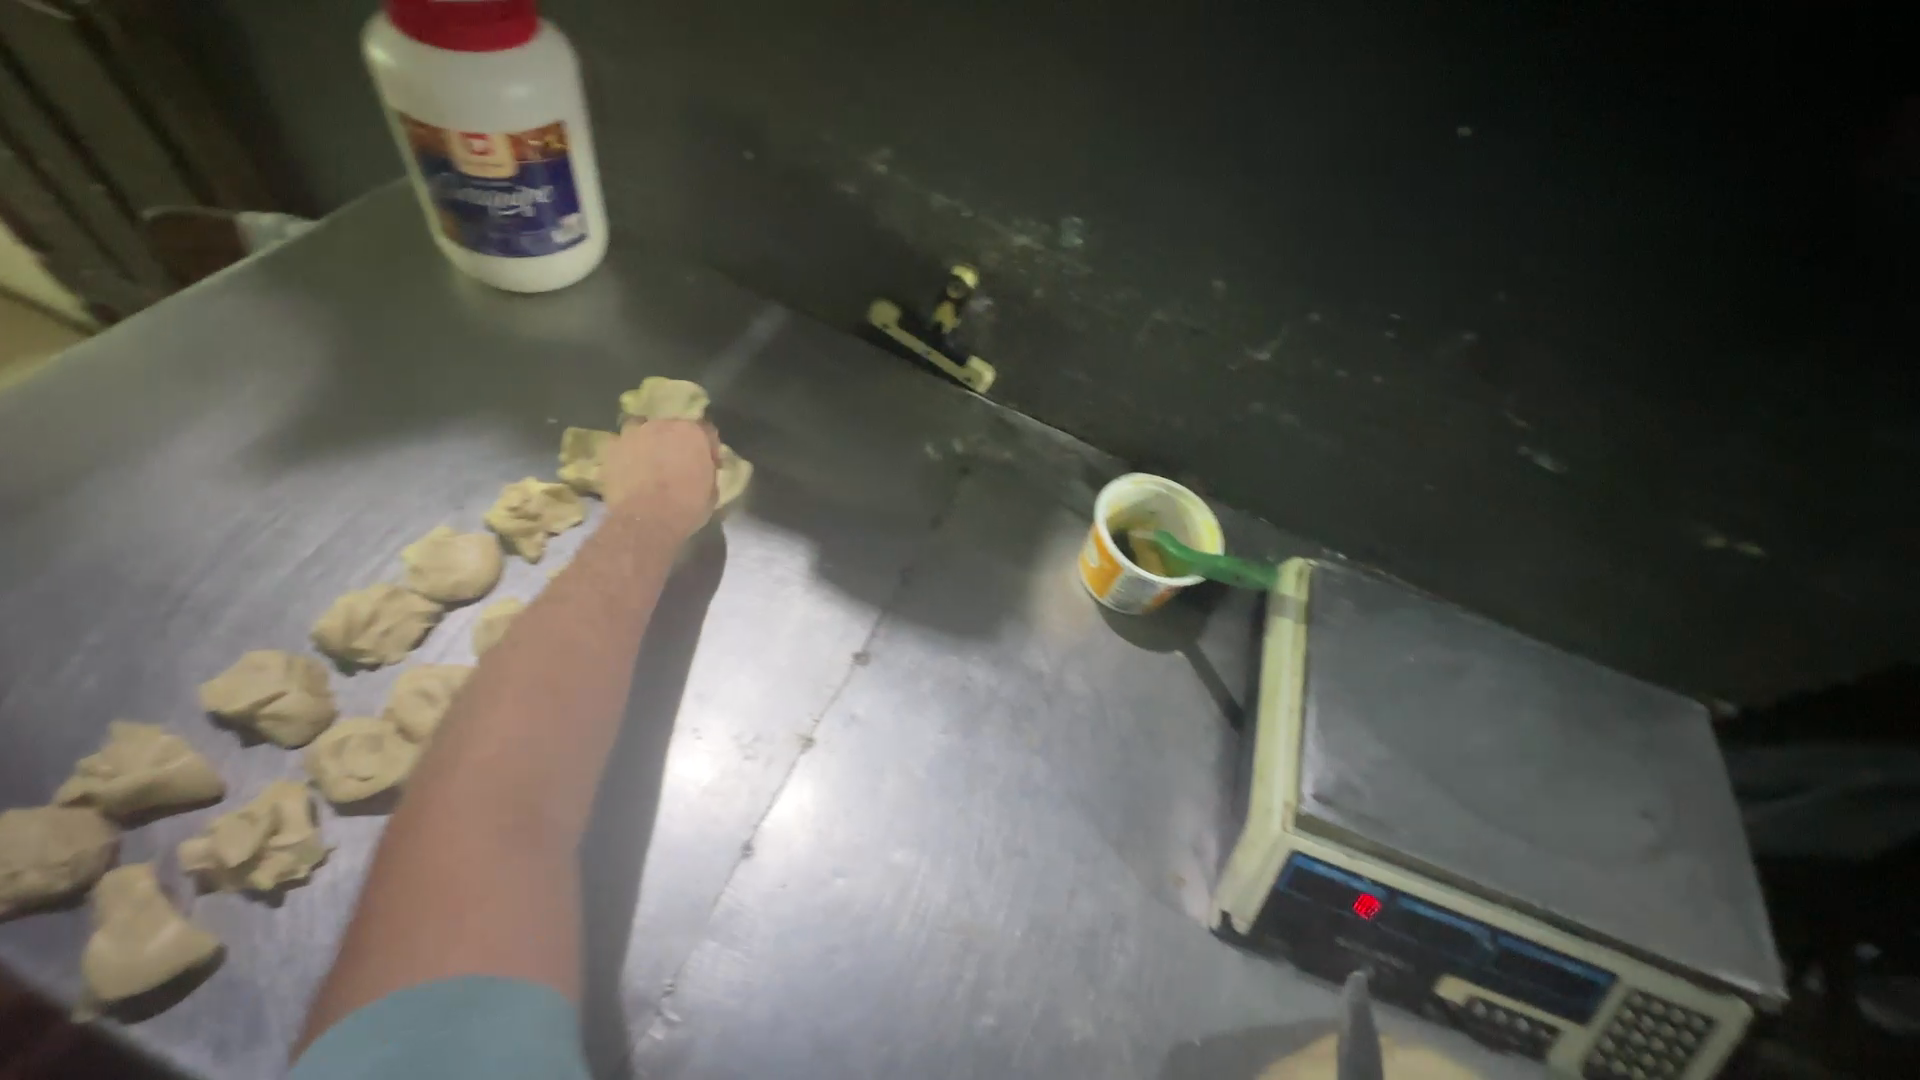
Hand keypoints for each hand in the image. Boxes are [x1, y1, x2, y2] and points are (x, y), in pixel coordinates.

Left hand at [601, 418, 720, 538]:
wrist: (648, 520)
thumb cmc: (687, 506)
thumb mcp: (711, 490)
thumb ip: (706, 471)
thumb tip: (700, 470)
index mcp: (693, 433)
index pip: (706, 431)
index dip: (707, 448)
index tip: (708, 464)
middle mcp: (663, 425)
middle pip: (672, 428)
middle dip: (676, 444)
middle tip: (677, 465)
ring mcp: (634, 433)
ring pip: (643, 432)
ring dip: (648, 444)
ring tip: (649, 465)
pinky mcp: (611, 447)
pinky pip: (621, 446)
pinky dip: (625, 455)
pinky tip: (628, 471)